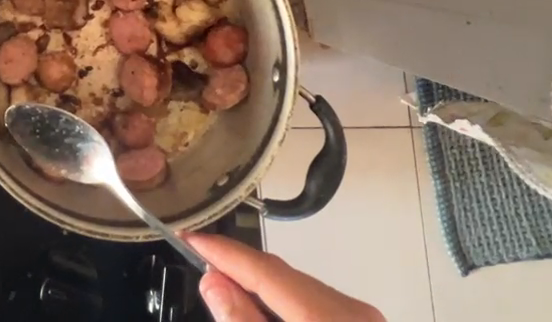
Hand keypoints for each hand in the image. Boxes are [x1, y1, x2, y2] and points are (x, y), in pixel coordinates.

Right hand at [188, 233, 383, 321]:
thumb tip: (213, 281)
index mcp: (328, 317)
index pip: (265, 270)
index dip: (222, 251)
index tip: (188, 237)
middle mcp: (351, 311)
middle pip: (282, 275)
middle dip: (238, 267)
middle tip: (197, 259)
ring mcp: (363, 320)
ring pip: (298, 288)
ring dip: (260, 286)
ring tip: (224, 287)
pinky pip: (314, 303)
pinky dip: (284, 302)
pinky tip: (263, 311)